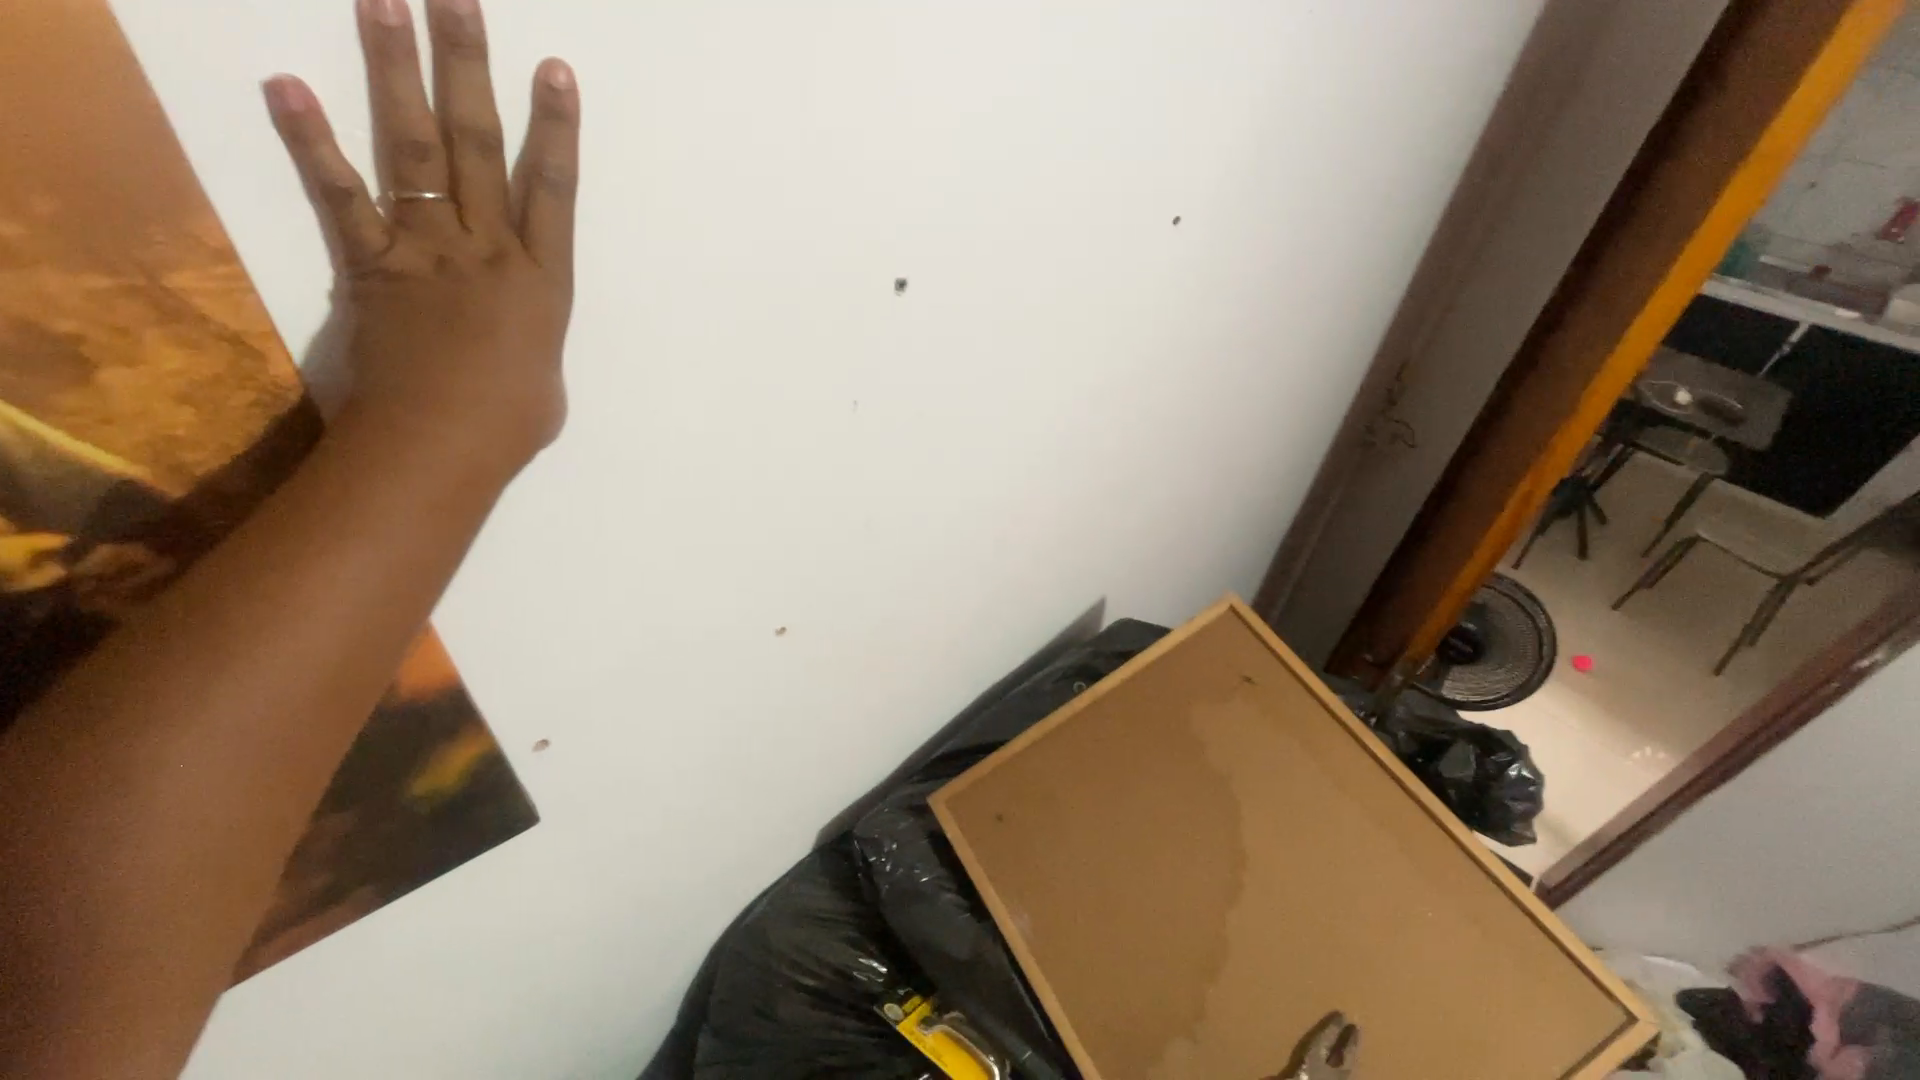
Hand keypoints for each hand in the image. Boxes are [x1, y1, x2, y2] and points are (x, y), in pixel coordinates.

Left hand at [264, 0, 579, 480]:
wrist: (444, 445)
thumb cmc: (511, 422)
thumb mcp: (543, 377)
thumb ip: (528, 336)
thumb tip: (512, 331)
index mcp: (542, 280)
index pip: (552, 189)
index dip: (556, 128)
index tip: (554, 69)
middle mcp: (488, 250)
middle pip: (477, 145)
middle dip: (469, 67)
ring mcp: (428, 252)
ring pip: (413, 150)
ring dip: (396, 73)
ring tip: (384, 1)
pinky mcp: (370, 266)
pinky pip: (339, 196)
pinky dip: (310, 141)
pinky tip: (286, 82)